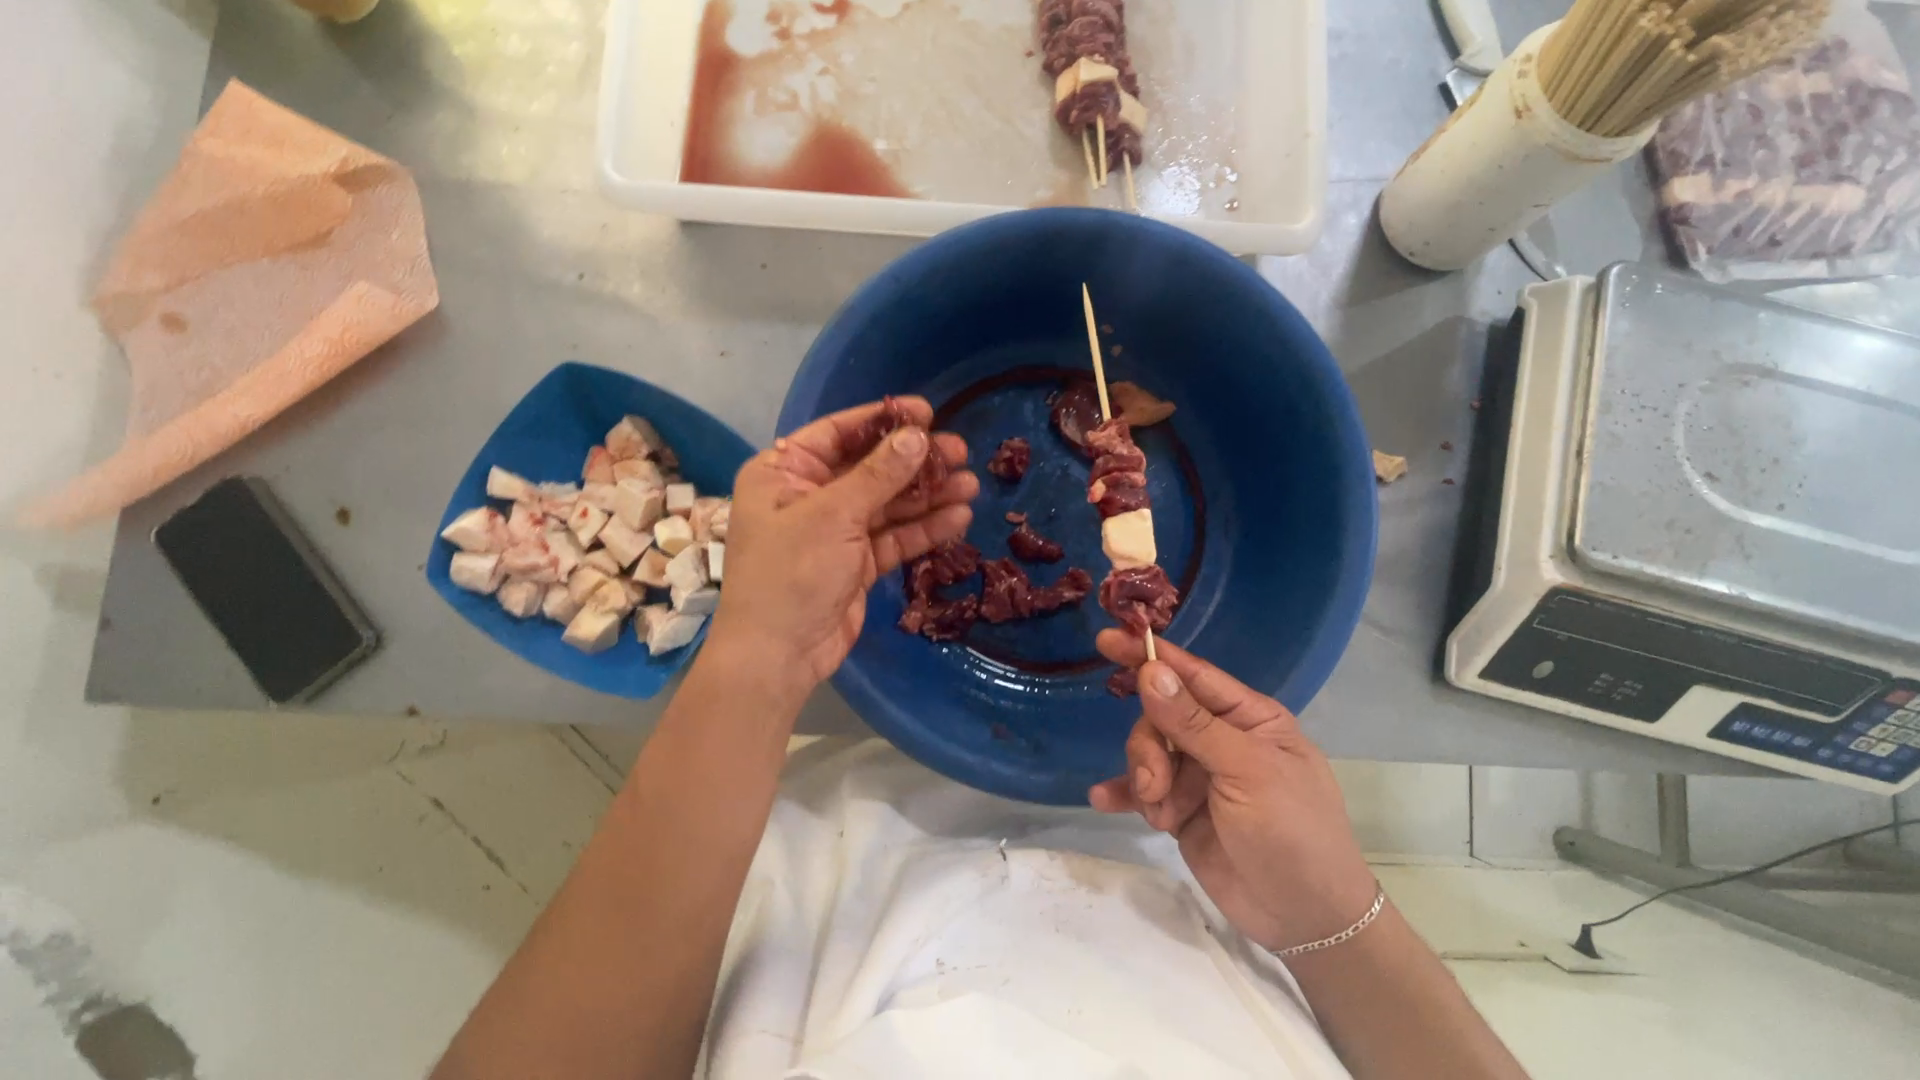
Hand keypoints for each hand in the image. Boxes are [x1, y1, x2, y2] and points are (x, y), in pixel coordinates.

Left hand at [709, 397, 975, 688]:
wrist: (779, 655)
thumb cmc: (792, 573)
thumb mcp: (834, 515)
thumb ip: (879, 474)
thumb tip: (917, 436)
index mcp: (784, 473)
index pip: (837, 433)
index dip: (883, 421)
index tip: (927, 413)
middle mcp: (808, 497)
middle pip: (870, 468)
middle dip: (915, 462)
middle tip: (960, 452)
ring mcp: (834, 532)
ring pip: (888, 504)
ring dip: (928, 495)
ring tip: (971, 484)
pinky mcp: (856, 564)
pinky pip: (894, 537)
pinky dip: (924, 529)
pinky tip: (959, 517)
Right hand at [1089, 632, 1376, 952]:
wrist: (1306, 919)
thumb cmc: (1293, 831)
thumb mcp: (1247, 772)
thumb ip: (1194, 723)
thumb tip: (1153, 670)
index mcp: (1250, 718)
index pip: (1193, 675)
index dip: (1151, 656)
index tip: (1108, 640)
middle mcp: (1222, 740)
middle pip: (1161, 717)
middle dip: (1150, 747)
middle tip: (1156, 784)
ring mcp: (1200, 777)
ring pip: (1148, 753)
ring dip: (1145, 779)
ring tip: (1160, 814)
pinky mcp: (1182, 811)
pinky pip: (1143, 791)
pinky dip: (1125, 793)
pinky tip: (1103, 800)